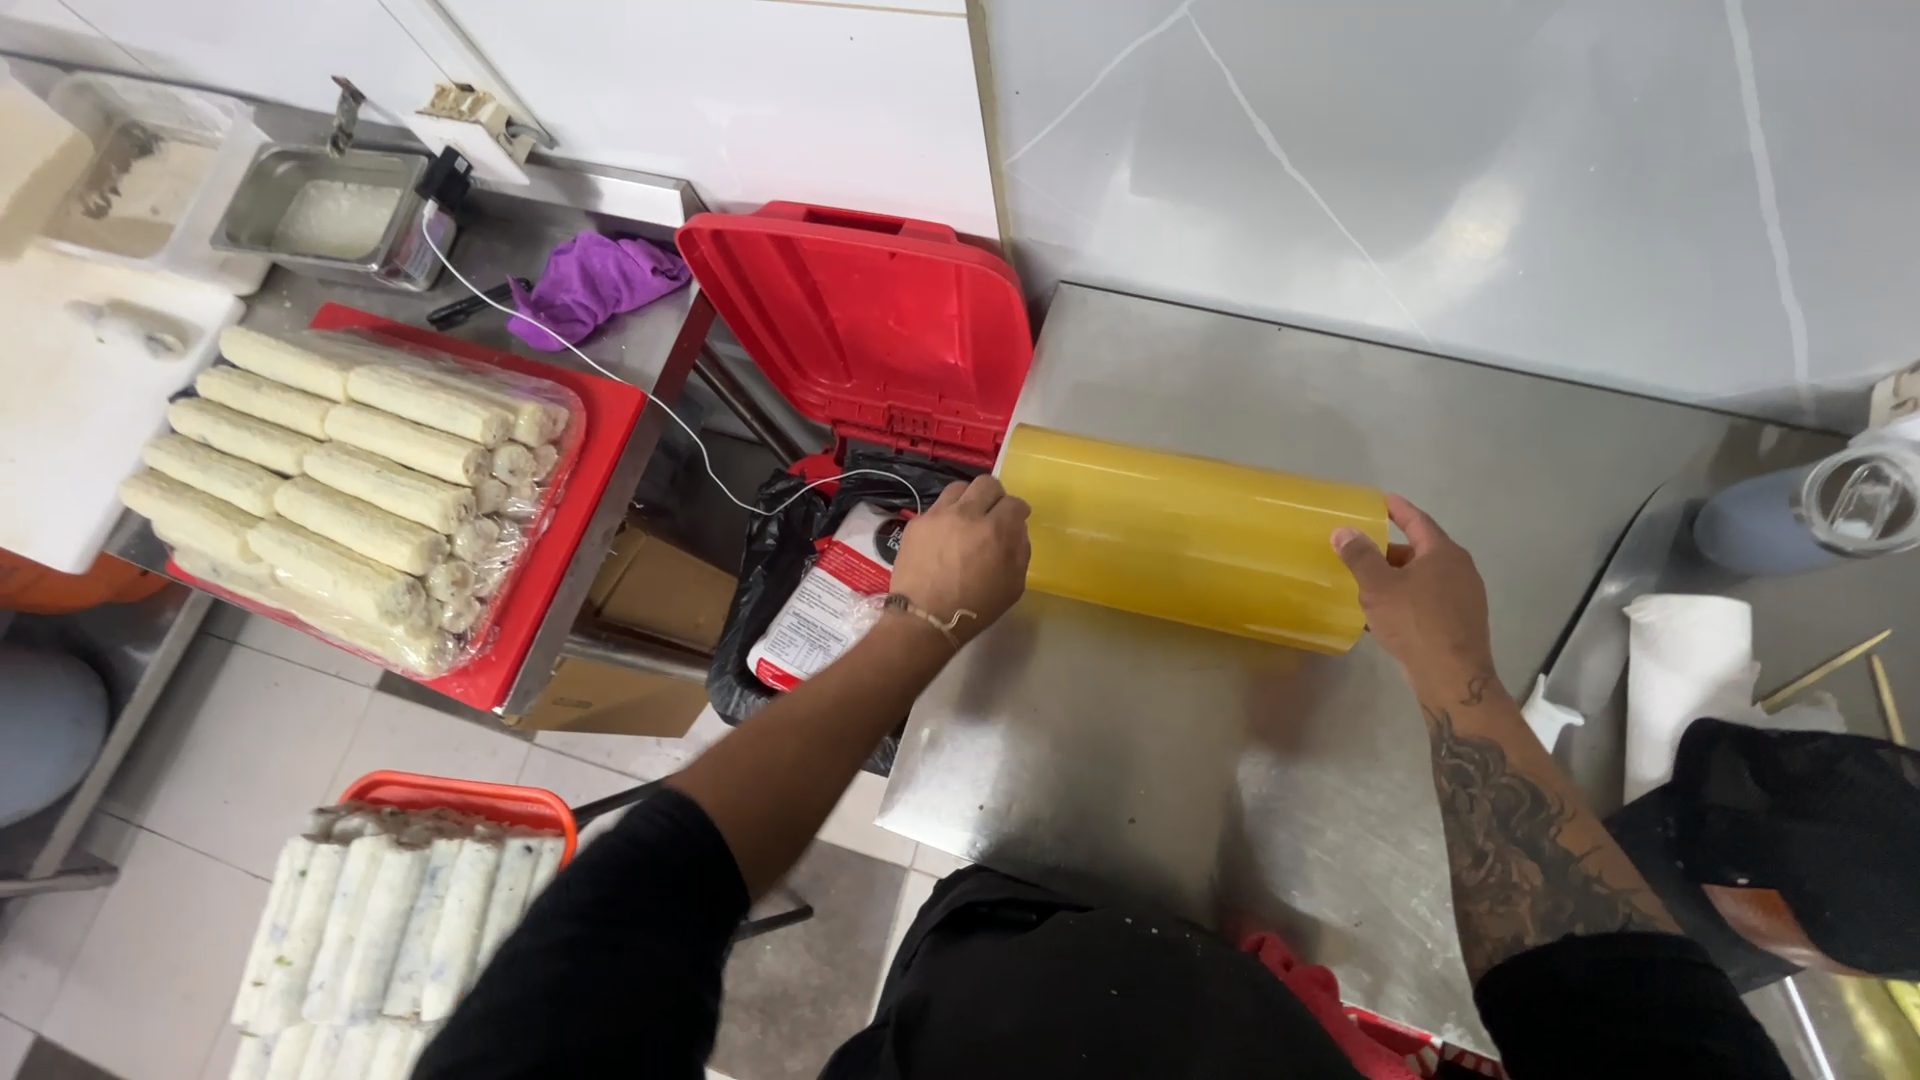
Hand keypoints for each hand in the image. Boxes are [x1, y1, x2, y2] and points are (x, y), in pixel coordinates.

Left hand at [889, 476, 1030, 645]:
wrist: (924, 618)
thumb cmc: (975, 608)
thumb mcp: (1014, 585)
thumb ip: (1020, 550)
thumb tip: (1016, 528)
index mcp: (995, 530)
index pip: (1014, 502)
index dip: (1019, 510)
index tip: (1018, 517)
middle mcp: (966, 514)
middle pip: (987, 484)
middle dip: (996, 496)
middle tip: (994, 512)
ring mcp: (938, 515)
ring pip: (958, 488)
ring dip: (969, 499)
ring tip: (968, 517)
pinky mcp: (916, 523)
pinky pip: (936, 508)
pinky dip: (946, 516)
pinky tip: (945, 534)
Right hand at [1331, 494, 1496, 691]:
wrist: (1451, 674)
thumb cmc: (1414, 621)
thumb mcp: (1378, 586)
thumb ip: (1360, 556)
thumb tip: (1343, 531)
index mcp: (1443, 554)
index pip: (1418, 521)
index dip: (1399, 509)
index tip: (1384, 499)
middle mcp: (1459, 570)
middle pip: (1420, 551)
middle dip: (1389, 550)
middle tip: (1361, 551)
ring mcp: (1463, 597)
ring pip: (1422, 577)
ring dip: (1395, 577)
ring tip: (1366, 584)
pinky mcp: (1459, 621)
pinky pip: (1426, 599)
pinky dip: (1404, 598)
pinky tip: (1383, 614)